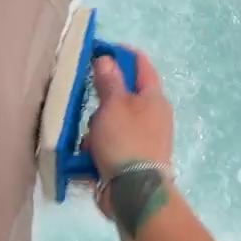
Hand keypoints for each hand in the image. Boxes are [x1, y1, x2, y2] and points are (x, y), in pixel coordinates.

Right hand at [84, 48, 172, 180]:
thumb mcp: (113, 106)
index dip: (123, 54)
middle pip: (123, 97)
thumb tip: (107, 59)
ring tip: (87, 137)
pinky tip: (86, 155)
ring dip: (96, 128)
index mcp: (154, 99)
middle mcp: (153, 117)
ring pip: (112, 123)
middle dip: (102, 99)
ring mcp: (143, 140)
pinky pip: (110, 145)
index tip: (102, 48)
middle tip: (86, 99)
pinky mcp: (131, 161)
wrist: (134, 192)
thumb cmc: (125, 141)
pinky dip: (97, 148)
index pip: (142, 66)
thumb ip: (109, 81)